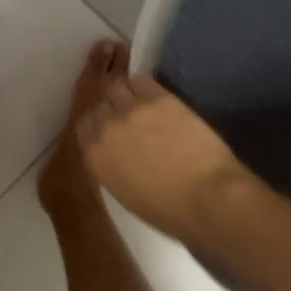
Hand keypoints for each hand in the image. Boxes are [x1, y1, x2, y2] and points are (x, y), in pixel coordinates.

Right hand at [75, 74, 256, 245]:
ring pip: (116, 86)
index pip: (83, 125)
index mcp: (95, 155)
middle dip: (110, 107)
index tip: (109, 128)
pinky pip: (140, 80)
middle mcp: (106, 126)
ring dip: (124, 93)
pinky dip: (143, 87)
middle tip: (126, 115)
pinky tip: (154, 98)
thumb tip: (116, 152)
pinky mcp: (157, 97)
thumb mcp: (125, 193)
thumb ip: (111, 165)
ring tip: (139, 102)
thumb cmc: (168, 210)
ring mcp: (131, 108)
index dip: (97, 124)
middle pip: (99, 102)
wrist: (207, 196)